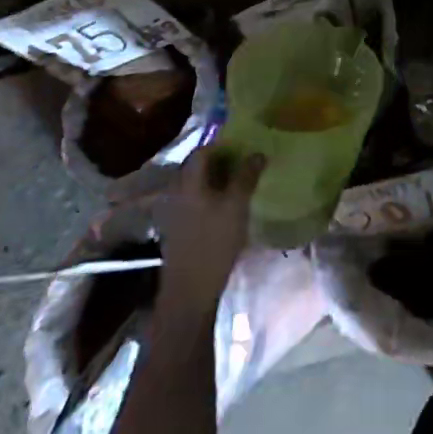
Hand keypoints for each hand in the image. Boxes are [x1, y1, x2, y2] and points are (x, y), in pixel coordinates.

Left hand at [153, 146, 263, 327]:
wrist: (190, 287)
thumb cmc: (215, 242)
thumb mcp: (237, 206)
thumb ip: (246, 177)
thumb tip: (257, 153)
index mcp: (189, 183)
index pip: (202, 152)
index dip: (222, 145)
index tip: (244, 146)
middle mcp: (177, 192)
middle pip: (197, 168)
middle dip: (221, 162)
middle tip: (246, 163)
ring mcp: (175, 211)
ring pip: (196, 185)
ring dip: (216, 180)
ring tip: (240, 184)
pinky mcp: (178, 228)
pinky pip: (194, 201)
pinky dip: (210, 196)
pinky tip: (226, 206)